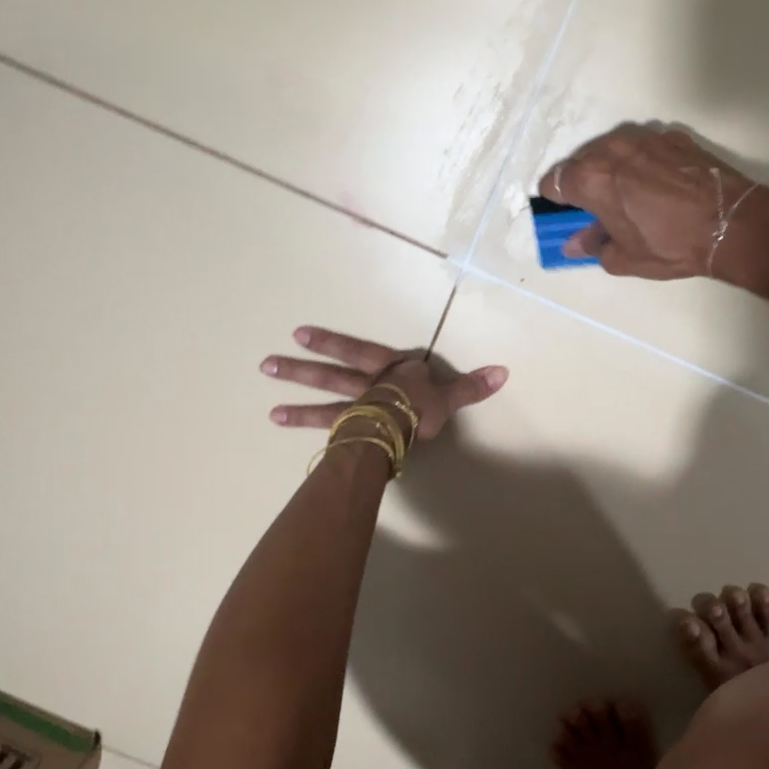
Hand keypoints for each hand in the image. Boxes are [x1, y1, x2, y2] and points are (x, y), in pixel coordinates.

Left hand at [260, 327, 507, 440]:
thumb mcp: (450, 394)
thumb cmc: (425, 407)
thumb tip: (503, 372)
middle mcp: (367, 386)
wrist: (406, 426)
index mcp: (389, 371)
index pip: (356, 351)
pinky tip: (286, 428)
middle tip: (265, 365)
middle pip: (329, 376)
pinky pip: (329, 432)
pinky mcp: (354, 433)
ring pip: (323, 405)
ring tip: (269, 412)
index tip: (299, 335)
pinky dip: (309, 430)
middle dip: (299, 371)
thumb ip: (470, 386)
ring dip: (296, 408)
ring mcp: (357, 410)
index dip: (330, 343)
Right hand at [544, 123, 766, 281]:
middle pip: (582, 161)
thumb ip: (593, 246)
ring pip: (612, 150)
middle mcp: (611, 149)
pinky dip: (641, 162)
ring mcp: (644, 138)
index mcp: (591, 179)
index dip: (557, 199)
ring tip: (630, 195)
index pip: (555, 181)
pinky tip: (658, 183)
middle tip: (599, 209)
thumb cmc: (669, 245)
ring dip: (612, 169)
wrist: (730, 223)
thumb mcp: (624, 258)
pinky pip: (643, 147)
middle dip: (584, 182)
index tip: (567, 213)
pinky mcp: (672, 136)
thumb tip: (575, 243)